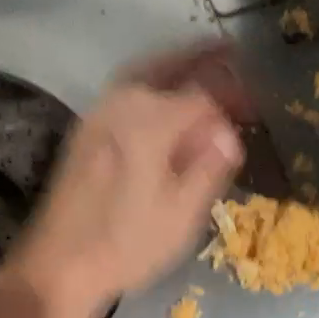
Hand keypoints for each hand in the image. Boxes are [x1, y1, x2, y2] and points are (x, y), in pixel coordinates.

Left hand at [6, 51, 244, 312]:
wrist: (60, 263)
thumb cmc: (129, 244)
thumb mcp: (183, 214)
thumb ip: (209, 167)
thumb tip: (230, 136)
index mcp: (151, 120)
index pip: (203, 95)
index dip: (234, 99)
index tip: (258, 106)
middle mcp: (122, 104)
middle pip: (168, 67)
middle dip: (201, 61)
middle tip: (231, 54)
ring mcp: (99, 115)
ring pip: (144, 76)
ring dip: (175, 69)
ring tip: (203, 69)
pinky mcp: (88, 133)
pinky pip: (129, 94)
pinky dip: (154, 86)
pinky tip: (168, 104)